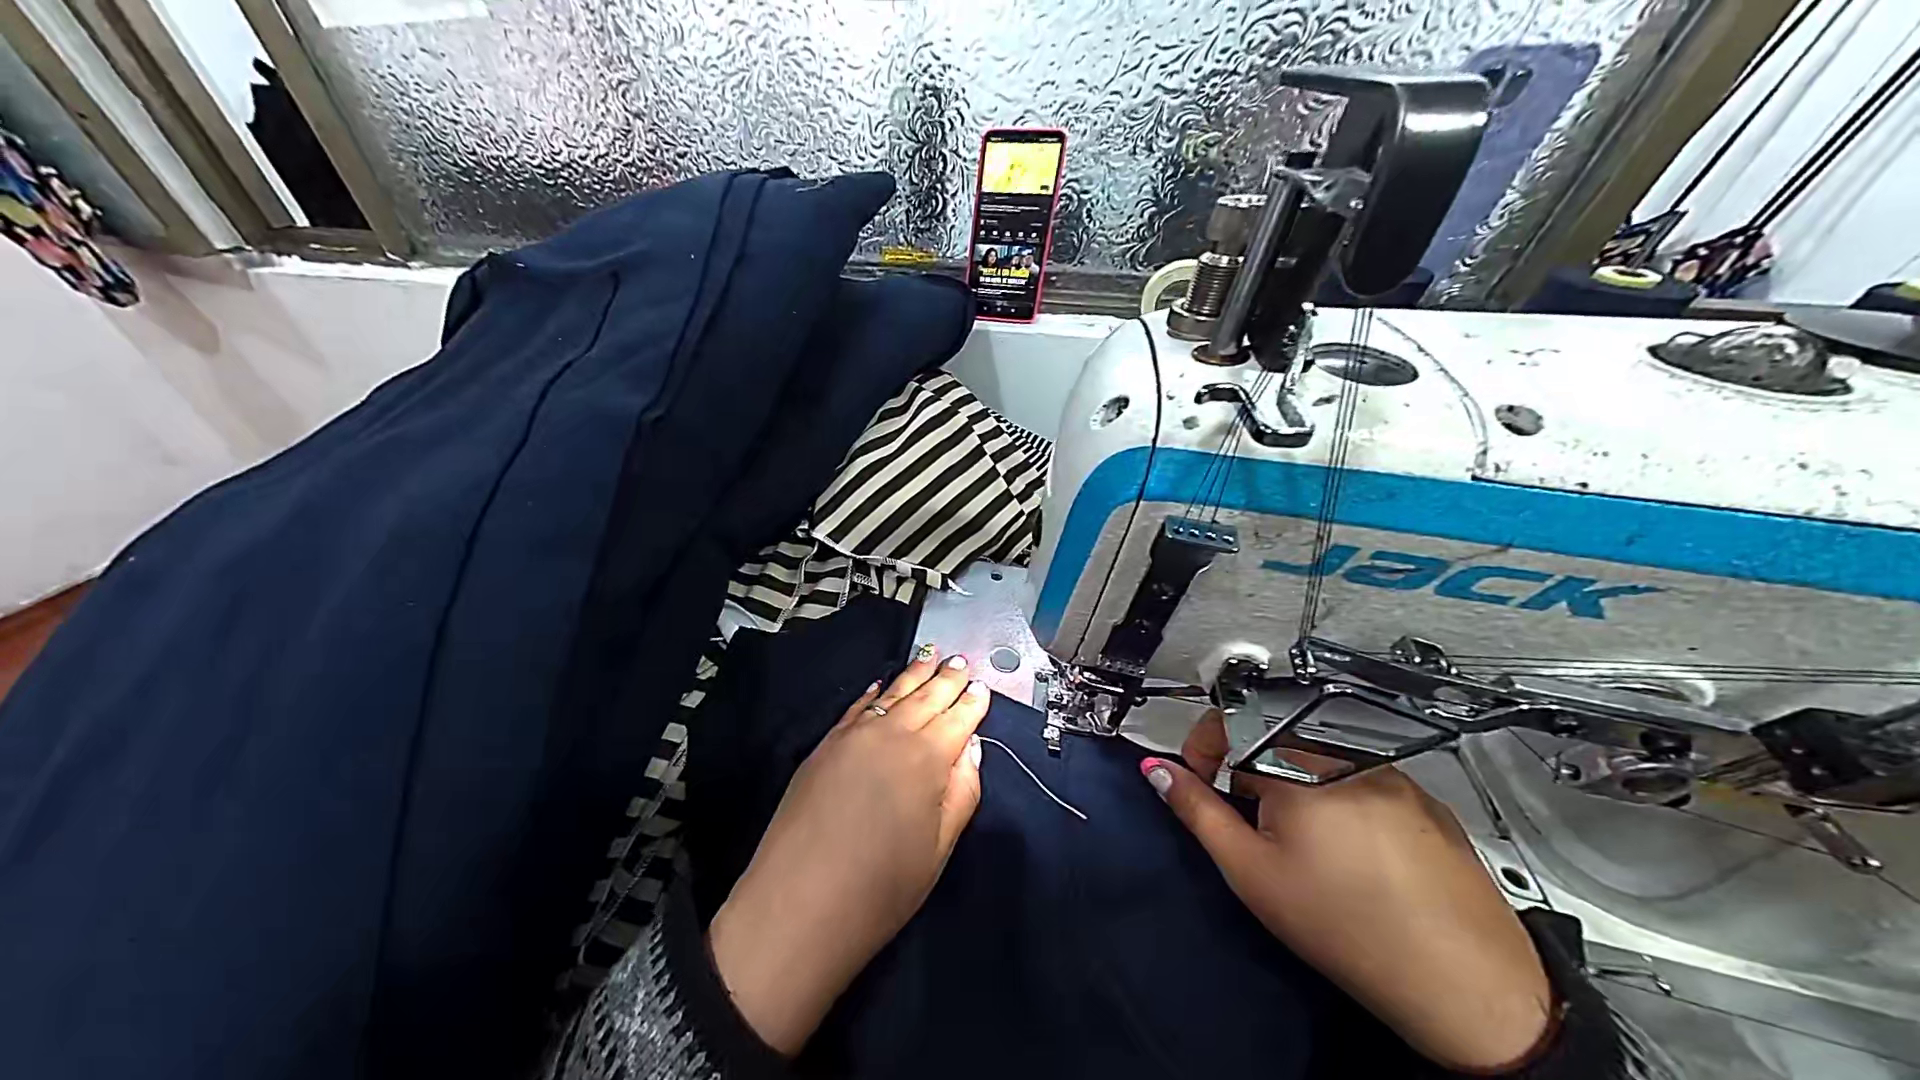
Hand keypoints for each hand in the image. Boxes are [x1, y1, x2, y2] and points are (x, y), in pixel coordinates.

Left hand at [707, 646, 988, 1054]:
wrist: (798, 904)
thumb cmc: (881, 888)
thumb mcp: (939, 848)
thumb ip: (962, 791)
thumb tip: (969, 749)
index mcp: (927, 759)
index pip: (958, 719)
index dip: (973, 704)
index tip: (983, 688)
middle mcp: (891, 735)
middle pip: (926, 697)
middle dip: (947, 678)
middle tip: (962, 661)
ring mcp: (854, 736)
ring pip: (892, 694)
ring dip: (915, 674)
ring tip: (930, 654)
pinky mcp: (825, 746)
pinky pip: (857, 706)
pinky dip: (875, 691)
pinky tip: (882, 683)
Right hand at [1141, 711, 1553, 1072]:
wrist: (1461, 983)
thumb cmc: (1342, 926)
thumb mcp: (1250, 870)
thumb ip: (1196, 809)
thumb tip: (1157, 768)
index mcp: (1300, 763)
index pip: (1229, 725)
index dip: (1202, 750)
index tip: (1199, 783)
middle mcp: (1350, 754)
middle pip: (1273, 743)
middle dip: (1247, 775)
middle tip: (1250, 826)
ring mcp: (1394, 775)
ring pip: (1318, 762)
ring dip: (1294, 787)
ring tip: (1304, 846)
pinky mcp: (1425, 799)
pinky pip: (1362, 781)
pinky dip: (1339, 800)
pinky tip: (1351, 853)